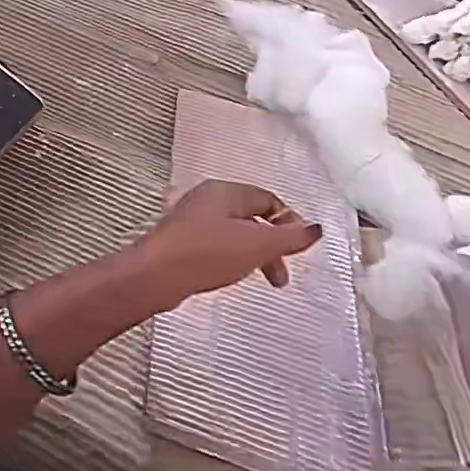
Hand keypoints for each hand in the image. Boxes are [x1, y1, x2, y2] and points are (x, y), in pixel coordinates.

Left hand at [136, 180, 322, 301]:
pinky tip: (227, 275)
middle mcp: (205, 200)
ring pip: (233, 233)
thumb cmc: (204, 253)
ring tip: (257, 278)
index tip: (299, 249)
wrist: (155, 274)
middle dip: (271, 246)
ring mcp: (189, 219)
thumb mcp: (257, 245)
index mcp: (223, 191)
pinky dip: (228, 258)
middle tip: (281, 274)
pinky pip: (214, 245)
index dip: (288, 222)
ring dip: (251, 255)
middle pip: (251, 217)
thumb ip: (290, 237)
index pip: (268, 199)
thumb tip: (314, 229)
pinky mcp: (179, 240)